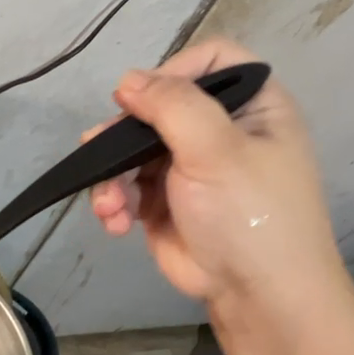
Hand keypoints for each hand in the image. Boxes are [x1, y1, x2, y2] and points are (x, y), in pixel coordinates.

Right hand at [86, 39, 349, 317]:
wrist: (255, 293)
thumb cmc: (249, 214)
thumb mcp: (216, 150)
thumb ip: (172, 106)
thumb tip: (127, 80)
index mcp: (252, 107)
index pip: (211, 61)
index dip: (173, 72)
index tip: (142, 100)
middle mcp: (219, 132)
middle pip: (156, 108)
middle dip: (122, 136)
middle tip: (98, 151)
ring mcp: (187, 169)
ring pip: (130, 151)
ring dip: (110, 177)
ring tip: (108, 206)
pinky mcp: (161, 203)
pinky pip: (124, 187)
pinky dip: (112, 203)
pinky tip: (114, 223)